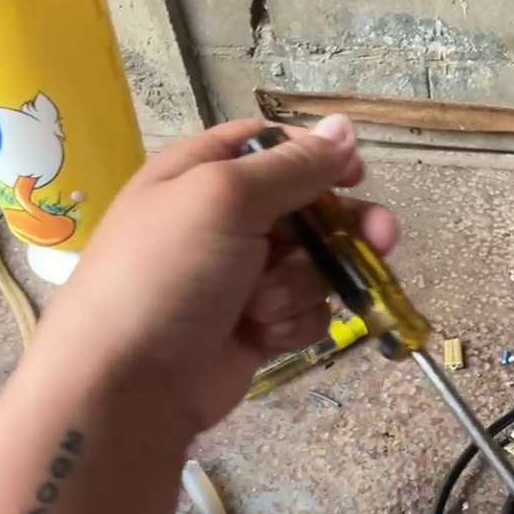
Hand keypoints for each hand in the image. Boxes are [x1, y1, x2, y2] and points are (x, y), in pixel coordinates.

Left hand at [36, 115, 397, 432]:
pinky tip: (263, 336)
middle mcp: (227, 221)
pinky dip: (293, 324)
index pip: (272, 146)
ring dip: (301, 287)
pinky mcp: (260, 326)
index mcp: (205, 174)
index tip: (355, 174)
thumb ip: (291, 166)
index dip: (317, 156)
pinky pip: (306, 313)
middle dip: (344, 227)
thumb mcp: (225, 199)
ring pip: (314, 267)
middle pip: (309, 209)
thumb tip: (346, 129)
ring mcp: (245, 277)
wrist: (131, 384)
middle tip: (382, 240)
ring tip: (262, 307)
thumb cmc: (168, 274)